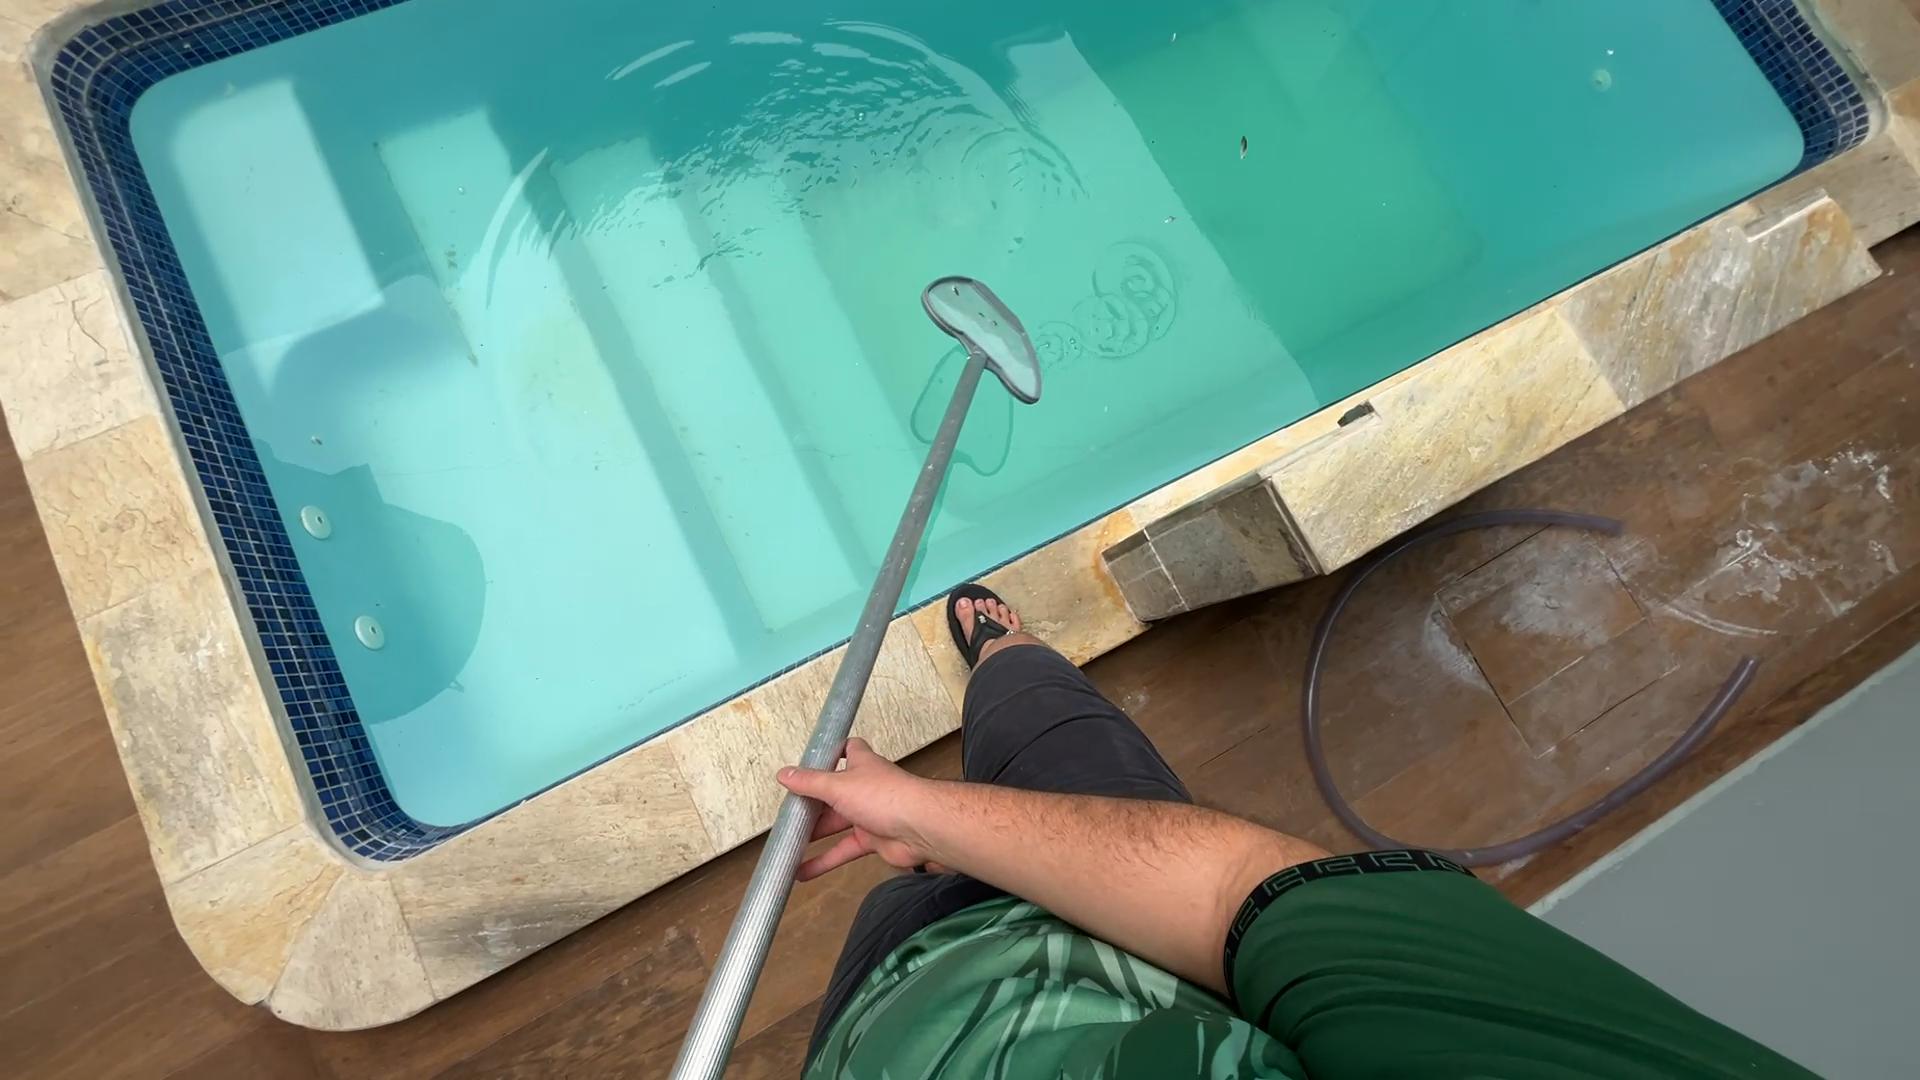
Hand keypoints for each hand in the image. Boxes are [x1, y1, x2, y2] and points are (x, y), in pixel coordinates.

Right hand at [777, 738, 941, 880]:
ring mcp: (869, 814)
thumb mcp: (838, 785)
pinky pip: (844, 849)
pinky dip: (825, 861)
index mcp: (860, 765)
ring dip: (814, 834)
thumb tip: (784, 773)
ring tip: (787, 842)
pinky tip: (803, 872)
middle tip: (787, 812)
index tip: (809, 761)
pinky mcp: (873, 839)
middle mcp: (865, 787)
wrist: (918, 828)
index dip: (831, 752)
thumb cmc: (885, 796)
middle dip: (812, 802)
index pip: (847, 750)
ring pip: (836, 823)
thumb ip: (810, 783)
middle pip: (833, 792)